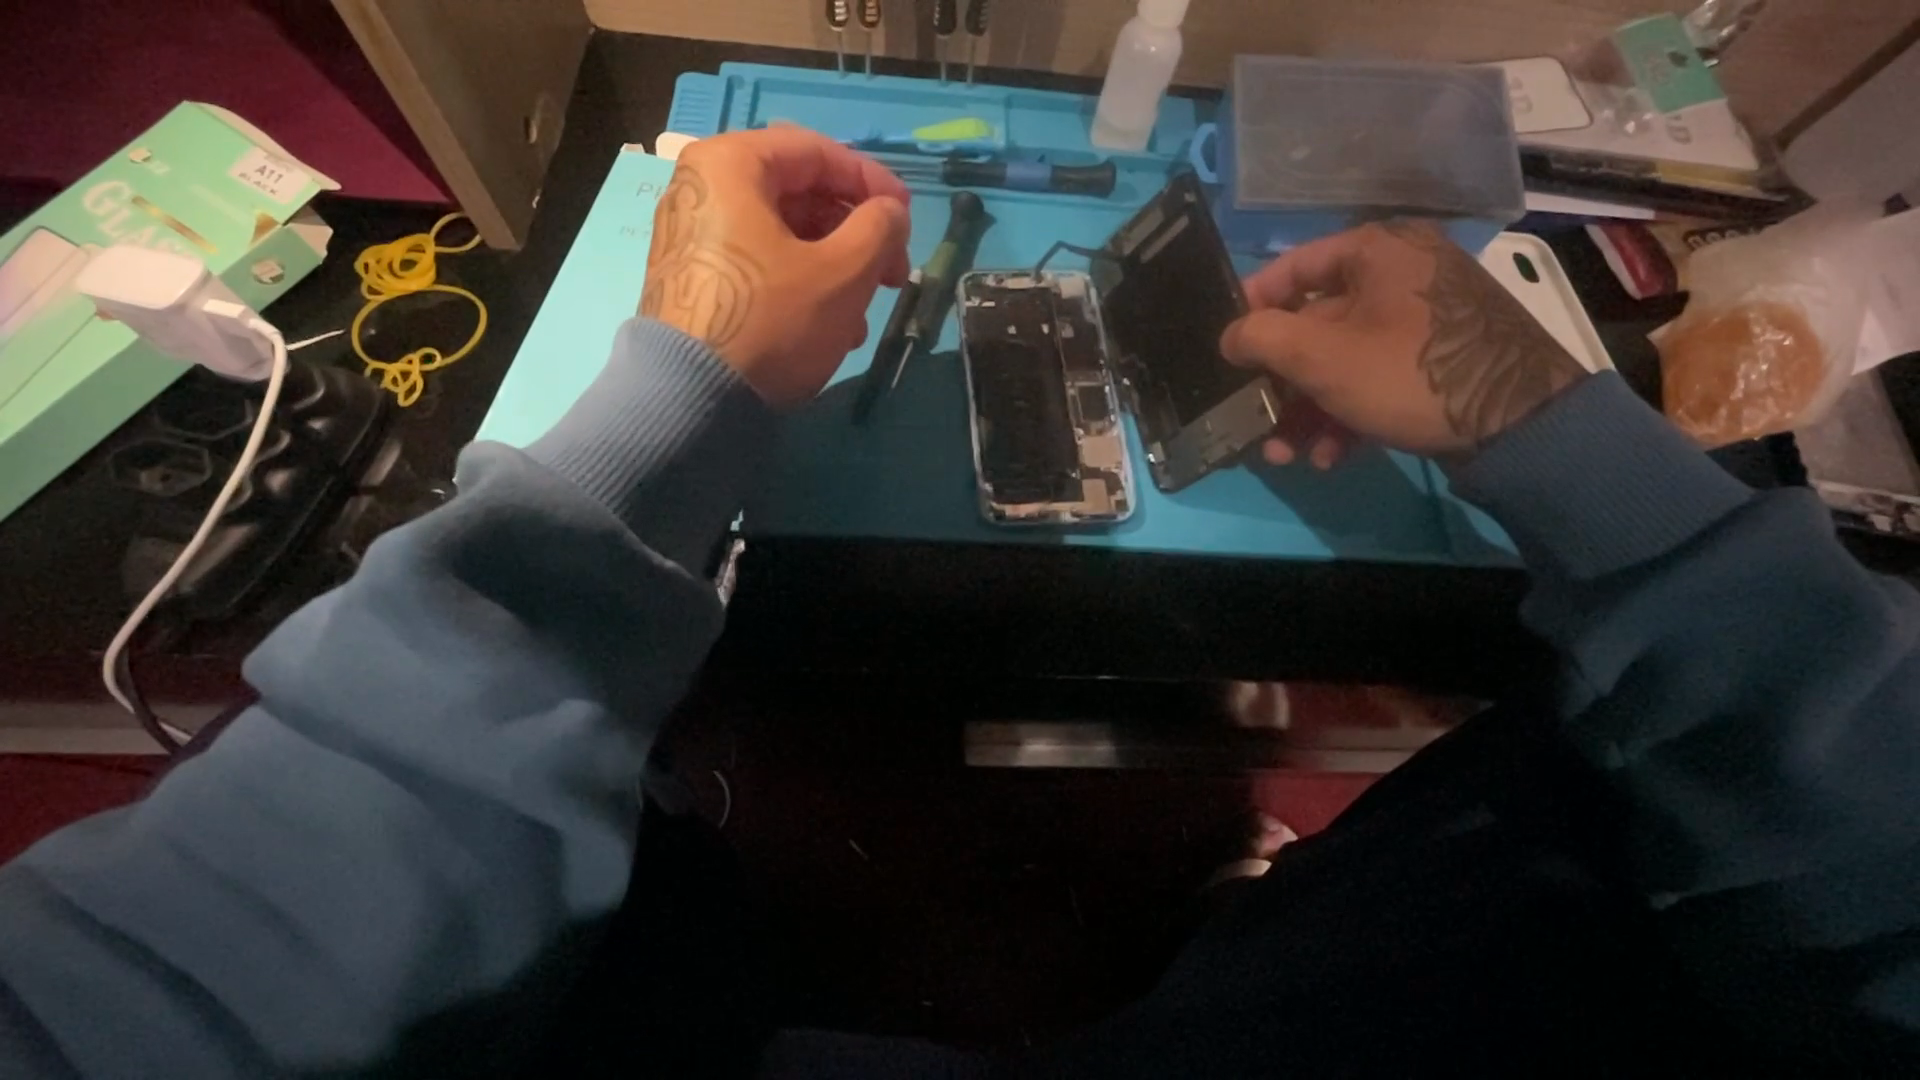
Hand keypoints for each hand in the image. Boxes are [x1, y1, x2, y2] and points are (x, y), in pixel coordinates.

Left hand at [639, 128, 912, 408]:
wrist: (693, 400)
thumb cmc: (772, 322)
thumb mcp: (843, 273)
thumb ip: (879, 229)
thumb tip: (891, 213)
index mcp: (731, 165)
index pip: (817, 152)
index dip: (873, 182)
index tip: (908, 217)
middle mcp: (703, 189)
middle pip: (800, 195)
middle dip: (855, 235)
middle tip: (893, 272)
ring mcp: (694, 238)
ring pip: (784, 236)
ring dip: (836, 268)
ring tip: (864, 313)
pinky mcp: (694, 282)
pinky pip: (759, 266)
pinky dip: (801, 286)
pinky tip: (831, 329)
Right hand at [1219, 222, 1587, 463]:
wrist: (1520, 424)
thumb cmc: (1410, 373)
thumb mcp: (1322, 356)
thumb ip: (1262, 338)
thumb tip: (1229, 336)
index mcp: (1377, 253)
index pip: (1291, 268)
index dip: (1250, 307)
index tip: (1225, 348)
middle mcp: (1400, 276)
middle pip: (1313, 326)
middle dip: (1280, 384)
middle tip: (1254, 419)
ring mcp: (1421, 320)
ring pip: (1340, 360)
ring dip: (1306, 410)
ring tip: (1287, 455)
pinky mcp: (1436, 359)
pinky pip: (1372, 377)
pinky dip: (1346, 413)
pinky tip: (1333, 454)